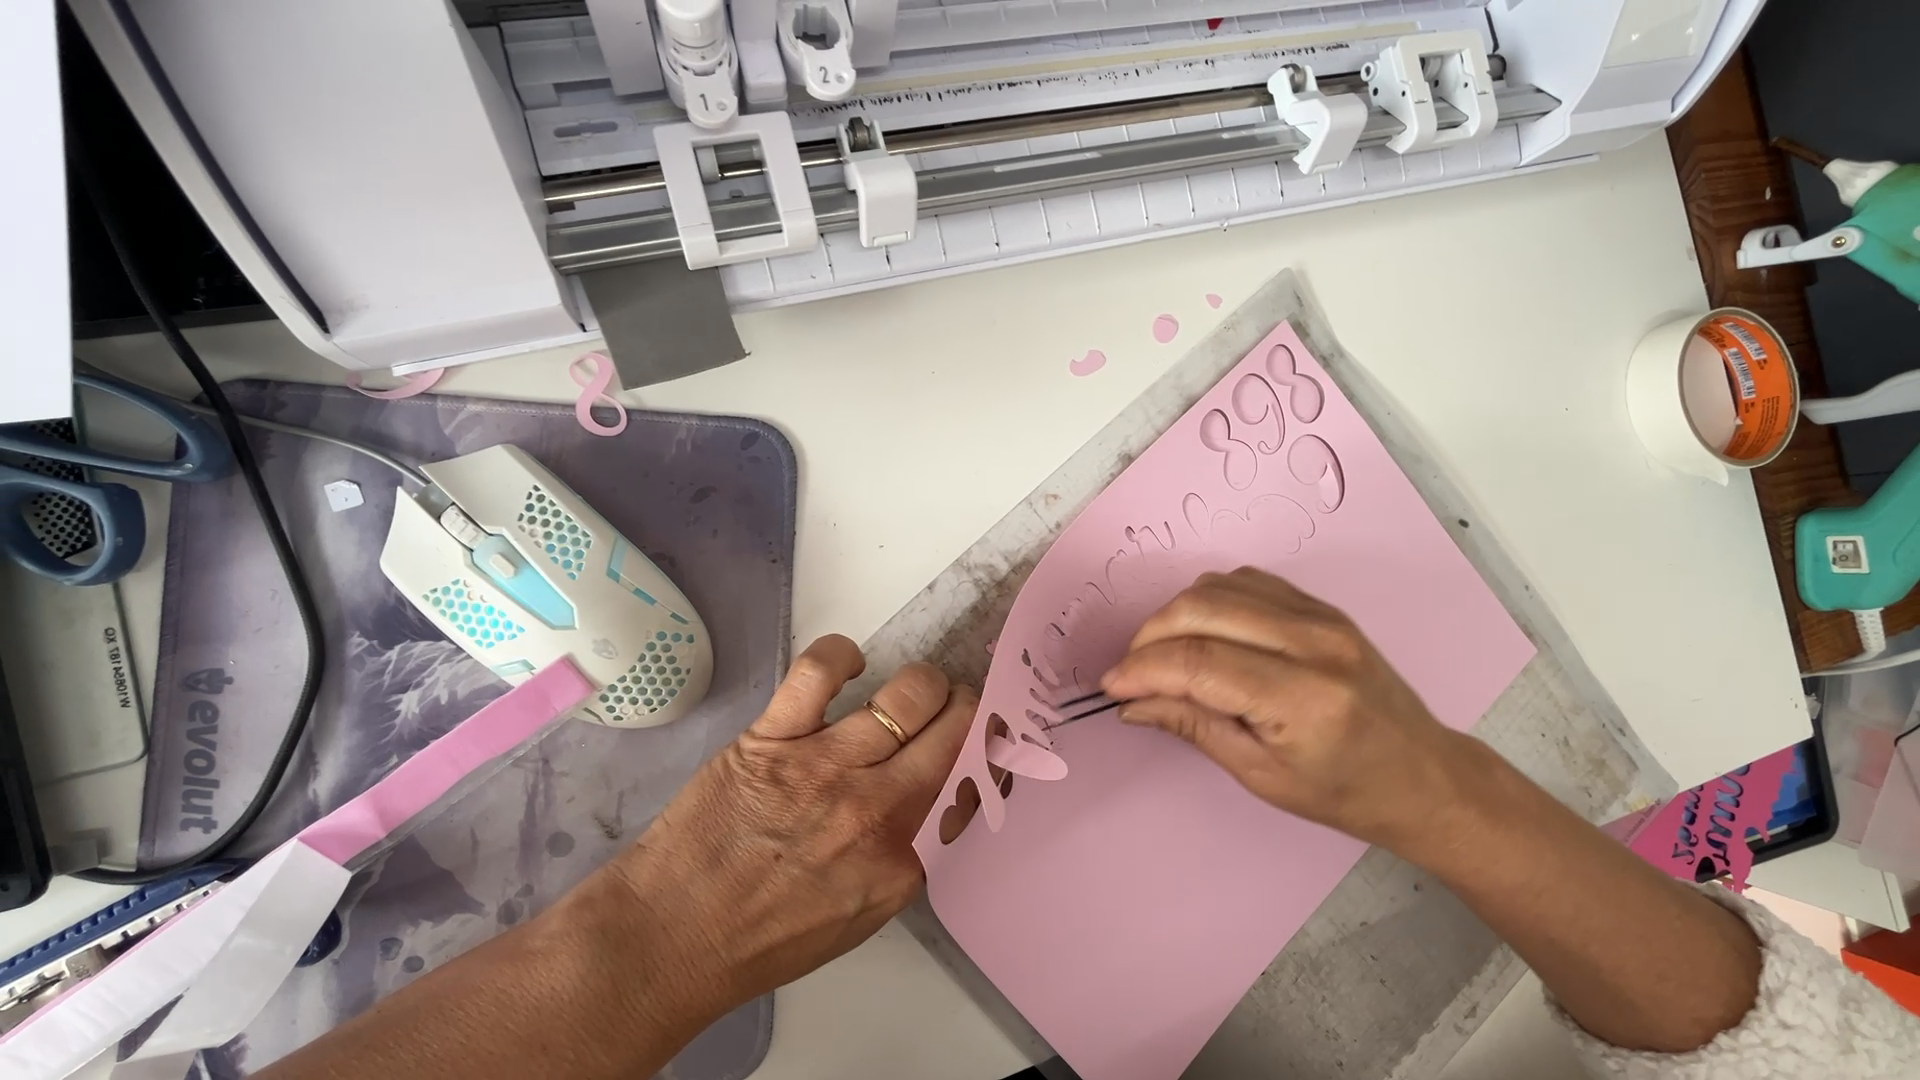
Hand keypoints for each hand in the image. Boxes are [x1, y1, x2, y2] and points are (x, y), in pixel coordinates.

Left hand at [595, 634, 973, 1014]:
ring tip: (909, 690)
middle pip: (953, 727)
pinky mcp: (772, 738)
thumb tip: (931, 797)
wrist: (672, 938)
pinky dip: (843, 655)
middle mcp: (878, 808)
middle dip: (962, 707)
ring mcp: (825, 767)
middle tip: (948, 708)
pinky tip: (850, 666)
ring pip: (907, 694)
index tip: (971, 744)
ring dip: (922, 683)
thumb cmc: (766, 937)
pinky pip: (820, 671)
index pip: (968, 783)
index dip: (977, 755)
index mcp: (904, 858)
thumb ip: (906, 855)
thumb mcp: (863, 912)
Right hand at [1099, 567, 1465, 849]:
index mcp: (1303, 697)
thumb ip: (1192, 726)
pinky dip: (1208, 601)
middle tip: (1131, 672)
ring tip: (1162, 655)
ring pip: (1218, 586)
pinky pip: (1245, 581)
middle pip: (1201, 609)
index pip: (1198, 661)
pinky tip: (1200, 632)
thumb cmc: (1344, 791)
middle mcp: (1314, 642)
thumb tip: (1133, 701)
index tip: (1112, 686)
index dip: (1142, 669)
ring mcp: (1321, 616)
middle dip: (1149, 637)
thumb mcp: (1260, 775)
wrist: (1423, 774)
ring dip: (1175, 615)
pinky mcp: (1321, 606)